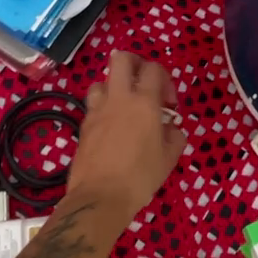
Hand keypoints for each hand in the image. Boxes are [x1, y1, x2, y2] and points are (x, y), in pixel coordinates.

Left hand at [66, 51, 186, 217]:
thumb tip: (170, 127)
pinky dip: (104, 108)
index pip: (154, 69)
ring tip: (124, 106)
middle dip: (134, 63)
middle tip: (143, 83)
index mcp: (144, 102)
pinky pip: (93, 105)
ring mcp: (97, 110)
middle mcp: (119, 98)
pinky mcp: (84, 125)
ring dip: (115, 87)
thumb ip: (174, 135)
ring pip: (102, 80)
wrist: (100, 197)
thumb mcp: (170, 158)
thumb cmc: (140, 177)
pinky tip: (111, 127)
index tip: (169, 103)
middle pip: (121, 59)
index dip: (165, 79)